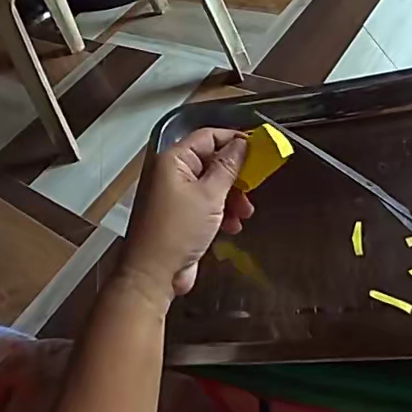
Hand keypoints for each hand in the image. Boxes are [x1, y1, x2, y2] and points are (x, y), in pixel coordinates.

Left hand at [122, 127, 253, 300]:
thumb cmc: (175, 232)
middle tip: (253, 184)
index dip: (234, 139)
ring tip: (244, 213)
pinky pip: (207, 203)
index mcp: (174, 160)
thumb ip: (228, 166)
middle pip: (212, 161)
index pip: (208, 136)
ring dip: (232, 197)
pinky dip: (222, 211)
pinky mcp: (181, 214)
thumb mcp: (210, 195)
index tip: (258, 147)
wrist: (153, 275)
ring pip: (213, 184)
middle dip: (236, 175)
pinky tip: (231, 226)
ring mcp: (176, 194)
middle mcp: (173, 173)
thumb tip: (242, 143)